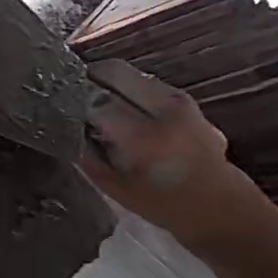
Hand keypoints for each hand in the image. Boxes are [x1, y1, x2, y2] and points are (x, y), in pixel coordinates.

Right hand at [79, 59, 262, 244]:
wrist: (219, 207)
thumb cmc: (162, 205)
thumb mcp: (114, 187)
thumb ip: (87, 153)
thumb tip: (67, 124)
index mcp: (143, 136)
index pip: (96, 99)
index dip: (73, 99)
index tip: (57, 105)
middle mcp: (163, 108)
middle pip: (114, 71)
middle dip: (89, 78)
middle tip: (73, 94)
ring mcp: (178, 99)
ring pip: (131, 73)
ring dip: (109, 82)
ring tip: (96, 103)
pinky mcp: (186, 99)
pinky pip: (146, 83)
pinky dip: (128, 90)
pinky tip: (123, 111)